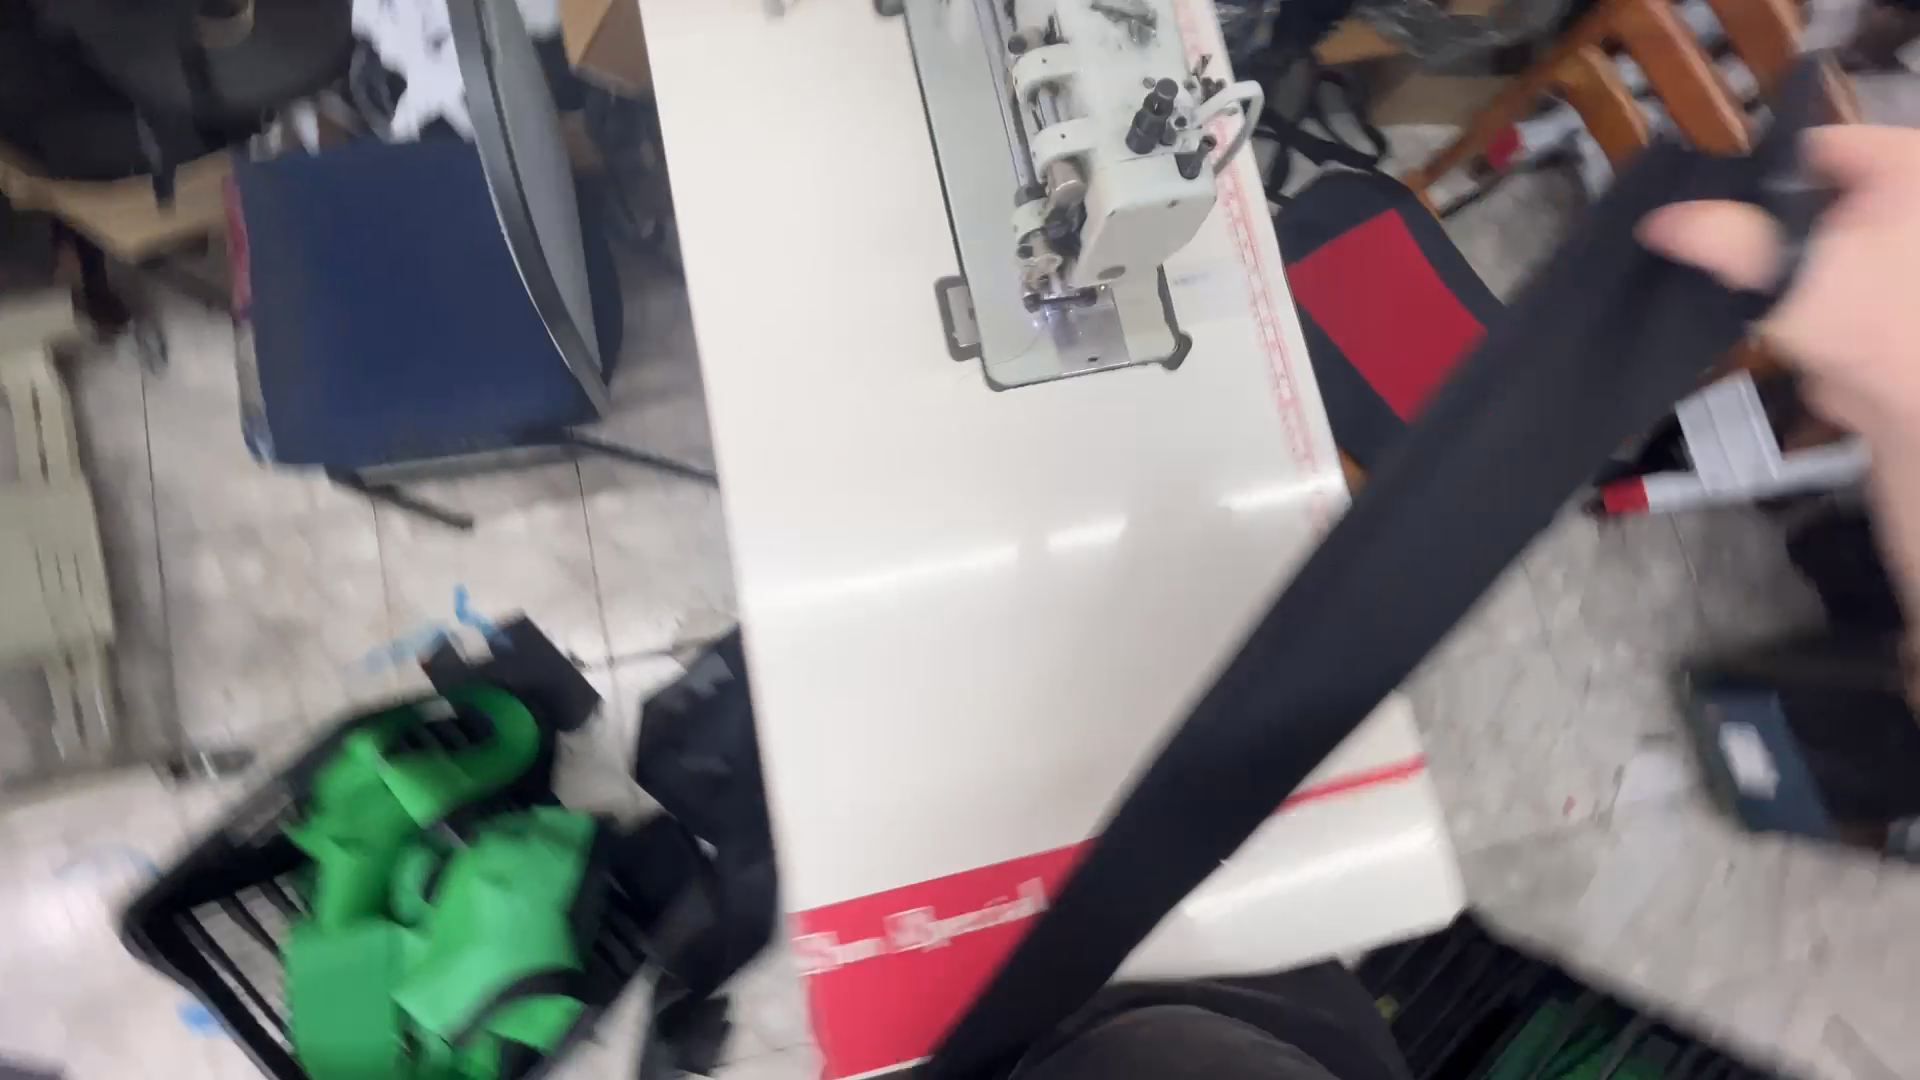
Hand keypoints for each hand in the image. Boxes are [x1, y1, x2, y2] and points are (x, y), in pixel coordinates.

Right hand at [1637, 125, 1919, 447]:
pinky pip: (1796, 265)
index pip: (1813, 148)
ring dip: (1746, 251)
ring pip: (1793, 230)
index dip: (1751, 172)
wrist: (1907, 392)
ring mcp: (1879, 244)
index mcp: (1907, 170)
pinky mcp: (1854, 285)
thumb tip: (1656, 221)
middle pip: (1799, 189)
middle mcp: (1901, 198)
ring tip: (1695, 266)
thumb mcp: (1785, 266)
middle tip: (1683, 238)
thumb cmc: (1870, 318)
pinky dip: (1761, 277)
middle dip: (1741, 216)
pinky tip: (1726, 294)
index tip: (1695, 204)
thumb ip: (1717, 236)